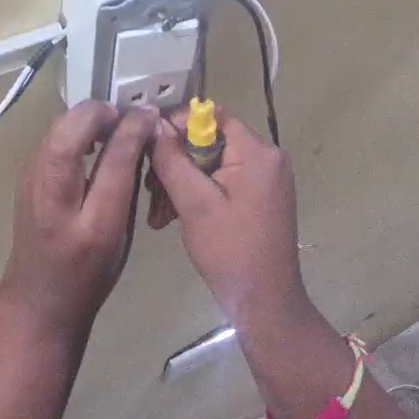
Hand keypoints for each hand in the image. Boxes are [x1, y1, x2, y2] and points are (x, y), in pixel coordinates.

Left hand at [0, 101, 157, 335]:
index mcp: (90, 222)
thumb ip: (129, 184)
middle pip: (70, 131)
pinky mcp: (25, 175)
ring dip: (85, 118)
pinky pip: (51, 138)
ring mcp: (30, 181)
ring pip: (57, 128)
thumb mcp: (120, 234)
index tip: (149, 114)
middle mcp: (53, 196)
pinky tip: (89, 140)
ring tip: (111, 126)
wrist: (39, 299)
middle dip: (100, 113)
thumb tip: (141, 134)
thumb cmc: (89, 273)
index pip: (113, 157)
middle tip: (126, 117)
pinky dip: (72, 128)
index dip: (133, 127)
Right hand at [148, 107, 305, 327]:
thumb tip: (153, 123)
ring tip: (160, 214)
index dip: (178, 124)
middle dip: (176, 162)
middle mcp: (267, 157)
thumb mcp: (194, 203)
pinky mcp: (260, 196)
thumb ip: (172, 159)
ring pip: (212, 162)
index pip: (212, 115)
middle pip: (210, 140)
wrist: (265, 304)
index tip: (151, 147)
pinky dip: (199, 193)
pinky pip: (223, 179)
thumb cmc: (230, 251)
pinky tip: (175, 217)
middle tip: (151, 191)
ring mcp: (266, 178)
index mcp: (258, 152)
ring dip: (183, 182)